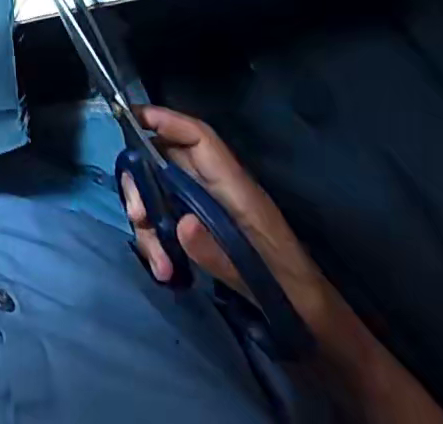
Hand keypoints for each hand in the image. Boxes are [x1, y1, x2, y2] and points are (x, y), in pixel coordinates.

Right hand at [123, 106, 337, 326]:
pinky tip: (163, 269)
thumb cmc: (294, 296)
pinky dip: (154, 240)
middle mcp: (216, 191)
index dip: (164, 119)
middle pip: (163, 163)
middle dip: (139, 185)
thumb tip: (181, 223)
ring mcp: (204, 209)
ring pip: (156, 193)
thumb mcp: (260, 282)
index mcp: (236, 189)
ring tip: (158, 261)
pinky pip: (162, 219)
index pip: (198, 138)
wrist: (314, 325)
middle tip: (137, 216)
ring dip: (146, 222)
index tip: (128, 115)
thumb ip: (218, 253)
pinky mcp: (198, 229)